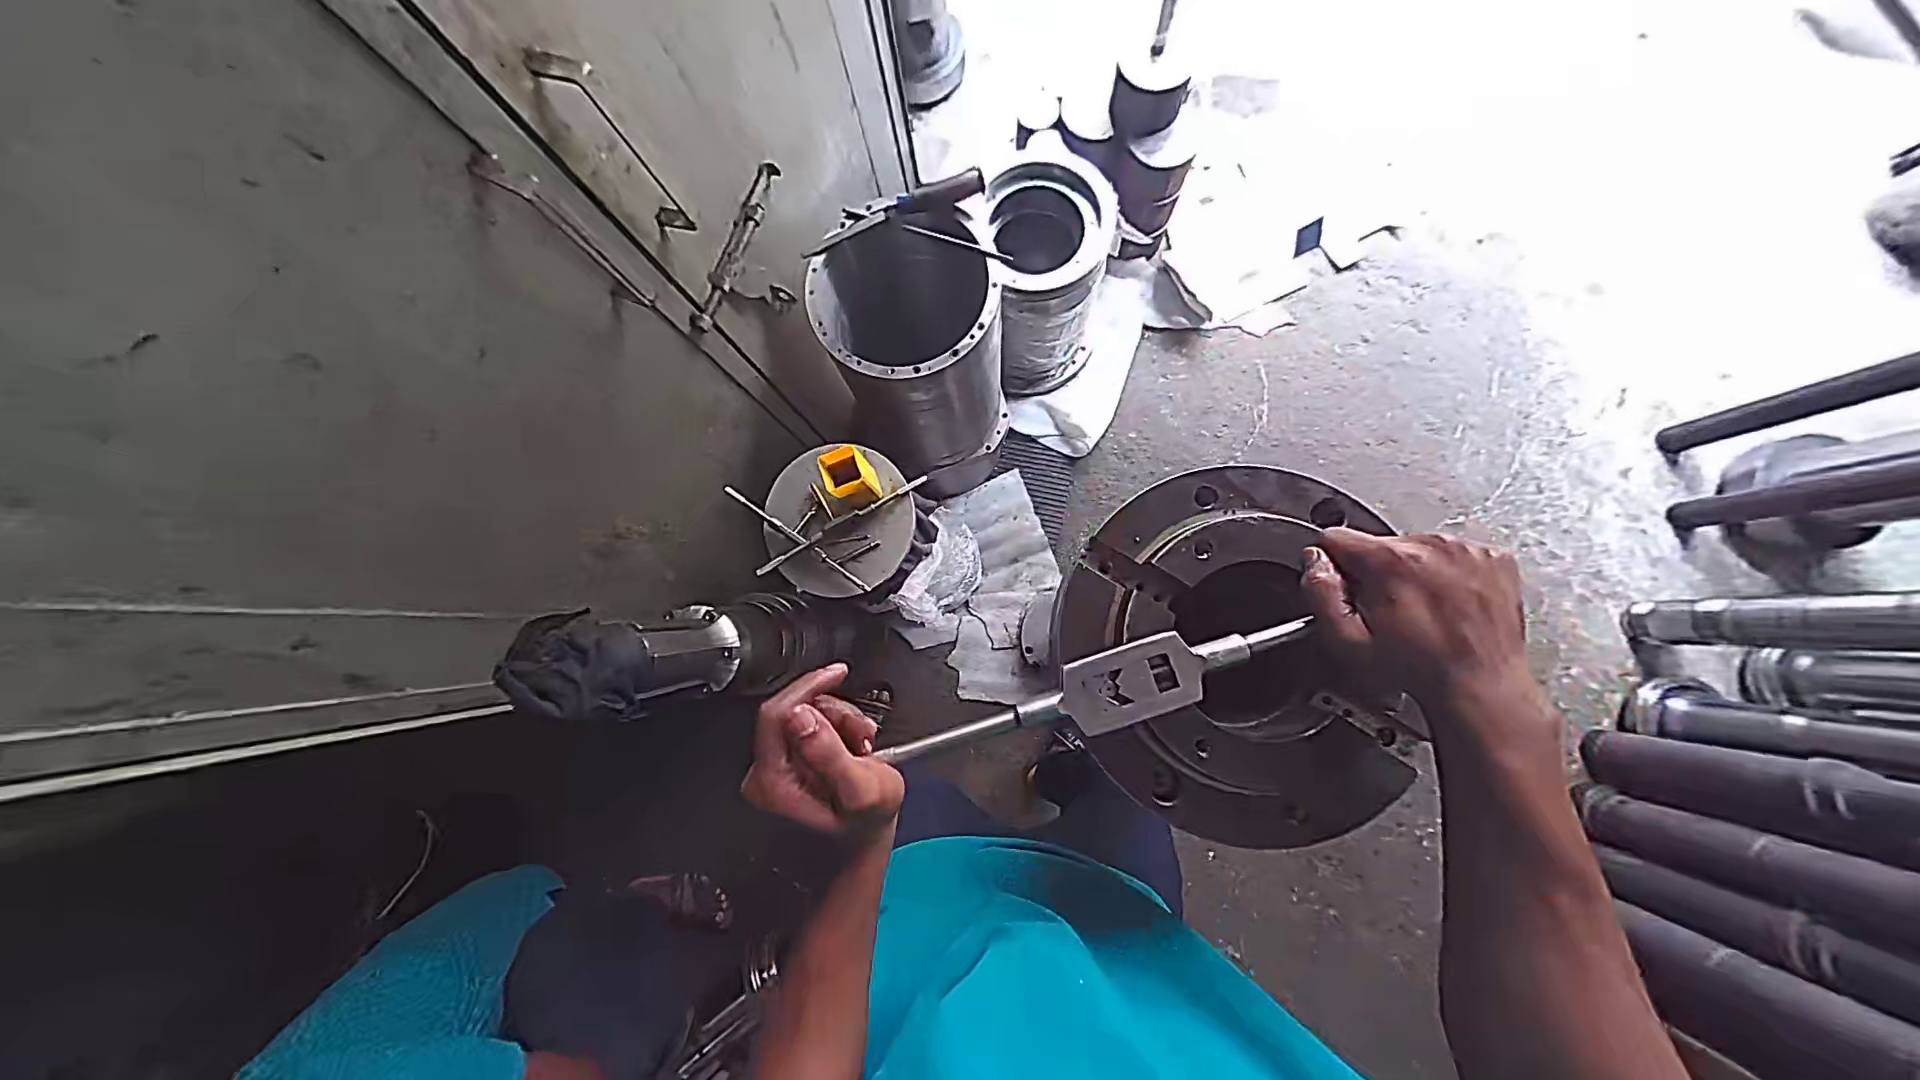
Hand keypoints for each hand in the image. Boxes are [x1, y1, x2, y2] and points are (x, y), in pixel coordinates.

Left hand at [741, 664, 903, 837]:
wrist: (864, 839)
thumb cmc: (865, 826)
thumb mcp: (863, 791)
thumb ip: (832, 753)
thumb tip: (802, 716)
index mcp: (774, 781)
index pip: (777, 713)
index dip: (808, 687)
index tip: (836, 675)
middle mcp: (766, 773)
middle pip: (795, 709)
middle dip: (836, 713)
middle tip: (861, 735)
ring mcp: (777, 765)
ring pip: (806, 711)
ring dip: (842, 719)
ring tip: (861, 746)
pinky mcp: (789, 757)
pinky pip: (810, 721)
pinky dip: (838, 725)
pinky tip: (852, 746)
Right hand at [1299, 528, 1531, 712]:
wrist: (1479, 684)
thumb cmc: (1417, 667)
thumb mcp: (1346, 639)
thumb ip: (1320, 592)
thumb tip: (1315, 560)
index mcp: (1391, 562)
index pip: (1337, 537)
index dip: (1334, 565)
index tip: (1349, 589)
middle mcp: (1431, 547)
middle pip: (1377, 543)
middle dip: (1375, 571)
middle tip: (1388, 610)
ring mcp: (1466, 551)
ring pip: (1414, 547)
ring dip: (1411, 571)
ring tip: (1421, 609)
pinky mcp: (1492, 557)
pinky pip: (1450, 553)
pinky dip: (1445, 573)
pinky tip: (1446, 602)